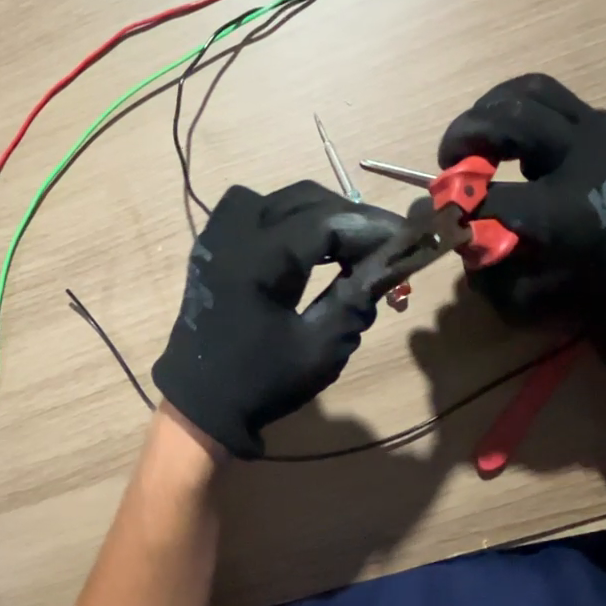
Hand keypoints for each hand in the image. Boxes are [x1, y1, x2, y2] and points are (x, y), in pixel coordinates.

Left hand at [152, 181, 403, 457]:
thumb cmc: (262, 383)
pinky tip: (307, 248)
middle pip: (303, 200)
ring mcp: (215, 239)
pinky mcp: (211, 249)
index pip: (327, 221)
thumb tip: (393, 264)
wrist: (200, 406)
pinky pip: (251, 212)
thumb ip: (357, 299)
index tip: (406, 240)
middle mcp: (233, 236)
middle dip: (349, 217)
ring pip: (276, 200)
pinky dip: (285, 219)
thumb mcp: (320, 349)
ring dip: (317, 213)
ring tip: (348, 245)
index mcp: (258, 260)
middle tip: (383, 245)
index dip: (371, 227)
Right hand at [438, 73, 605, 378]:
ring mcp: (596, 132)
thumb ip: (479, 261)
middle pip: (510, 118)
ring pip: (529, 91)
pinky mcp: (601, 124)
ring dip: (489, 111)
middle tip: (449, 161)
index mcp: (561, 211)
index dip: (453, 201)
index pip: (488, 194)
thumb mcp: (522, 297)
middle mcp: (581, 159)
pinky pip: (549, 97)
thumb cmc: (583, 292)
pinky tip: (506, 139)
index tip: (434, 208)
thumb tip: (447, 222)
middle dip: (465, 135)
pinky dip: (516, 109)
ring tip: (474, 140)